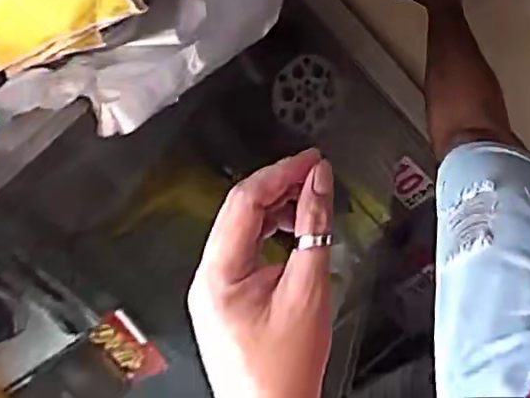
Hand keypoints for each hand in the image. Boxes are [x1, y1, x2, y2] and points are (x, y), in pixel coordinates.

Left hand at [189, 148, 334, 397]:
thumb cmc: (284, 368)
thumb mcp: (308, 285)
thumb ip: (314, 223)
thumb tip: (319, 179)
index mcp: (219, 275)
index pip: (246, 200)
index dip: (282, 171)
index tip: (312, 159)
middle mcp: (210, 277)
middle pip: (242, 207)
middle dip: (282, 182)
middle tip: (316, 170)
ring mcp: (217, 286)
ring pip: (246, 222)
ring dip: (280, 203)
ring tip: (312, 196)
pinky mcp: (230, 292)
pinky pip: (250, 242)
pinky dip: (276, 225)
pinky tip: (299, 224)